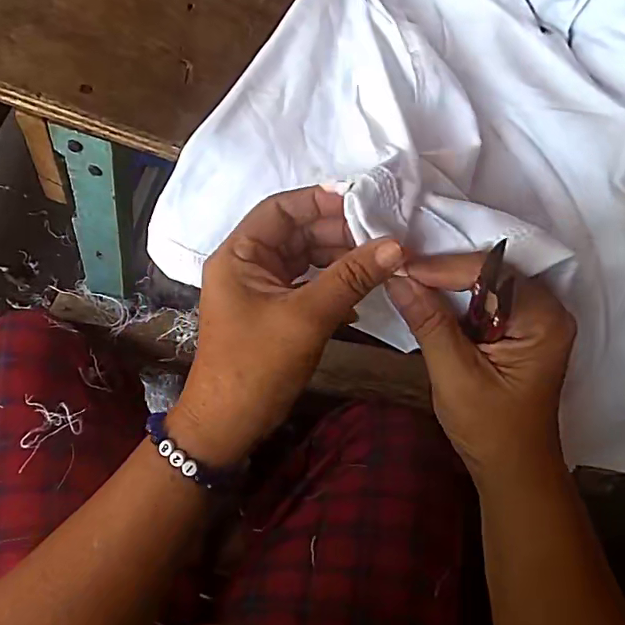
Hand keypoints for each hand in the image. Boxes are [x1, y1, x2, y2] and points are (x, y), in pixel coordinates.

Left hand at [170, 186, 403, 465]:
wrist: (228, 424)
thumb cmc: (256, 366)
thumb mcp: (306, 317)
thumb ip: (350, 278)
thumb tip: (396, 246)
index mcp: (238, 255)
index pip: (279, 209)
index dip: (319, 200)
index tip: (363, 201)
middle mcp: (246, 264)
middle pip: (294, 232)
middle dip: (337, 230)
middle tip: (383, 234)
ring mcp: (258, 288)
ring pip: (303, 257)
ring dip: (339, 256)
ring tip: (380, 258)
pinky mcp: (271, 309)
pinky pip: (305, 282)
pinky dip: (332, 281)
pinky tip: (363, 285)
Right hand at [385, 252, 575, 486]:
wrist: (512, 468)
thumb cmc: (490, 429)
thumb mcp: (455, 375)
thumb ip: (429, 322)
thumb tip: (398, 279)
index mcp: (543, 319)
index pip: (489, 272)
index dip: (442, 267)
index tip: (399, 269)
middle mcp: (547, 309)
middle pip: (489, 271)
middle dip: (442, 270)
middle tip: (398, 270)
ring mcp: (534, 317)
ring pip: (483, 281)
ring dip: (445, 282)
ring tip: (405, 280)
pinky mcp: (518, 327)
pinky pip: (483, 297)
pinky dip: (453, 297)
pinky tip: (424, 297)